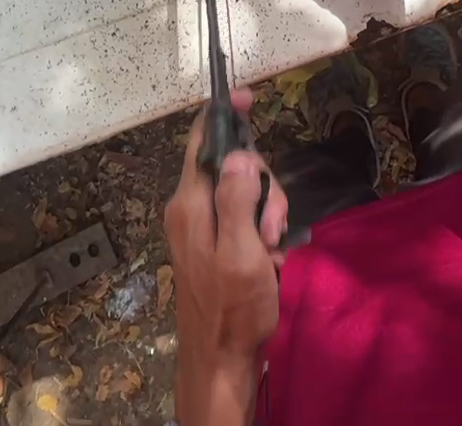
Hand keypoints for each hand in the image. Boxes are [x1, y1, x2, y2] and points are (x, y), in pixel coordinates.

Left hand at [166, 89, 288, 425]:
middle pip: (235, 165)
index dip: (225, 115)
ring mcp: (204, 226)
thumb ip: (238, 199)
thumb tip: (240, 154)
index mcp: (190, 203)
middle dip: (263, 187)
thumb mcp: (241, 252)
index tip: (247, 97)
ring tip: (271, 250)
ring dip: (268, 214)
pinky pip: (247, 217)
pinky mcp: (217, 242)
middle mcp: (192, 207)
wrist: (222, 364)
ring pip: (246, 191)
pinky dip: (264, 232)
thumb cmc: (232, 310)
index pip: (203, 141)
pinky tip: (270, 259)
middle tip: (272, 226)